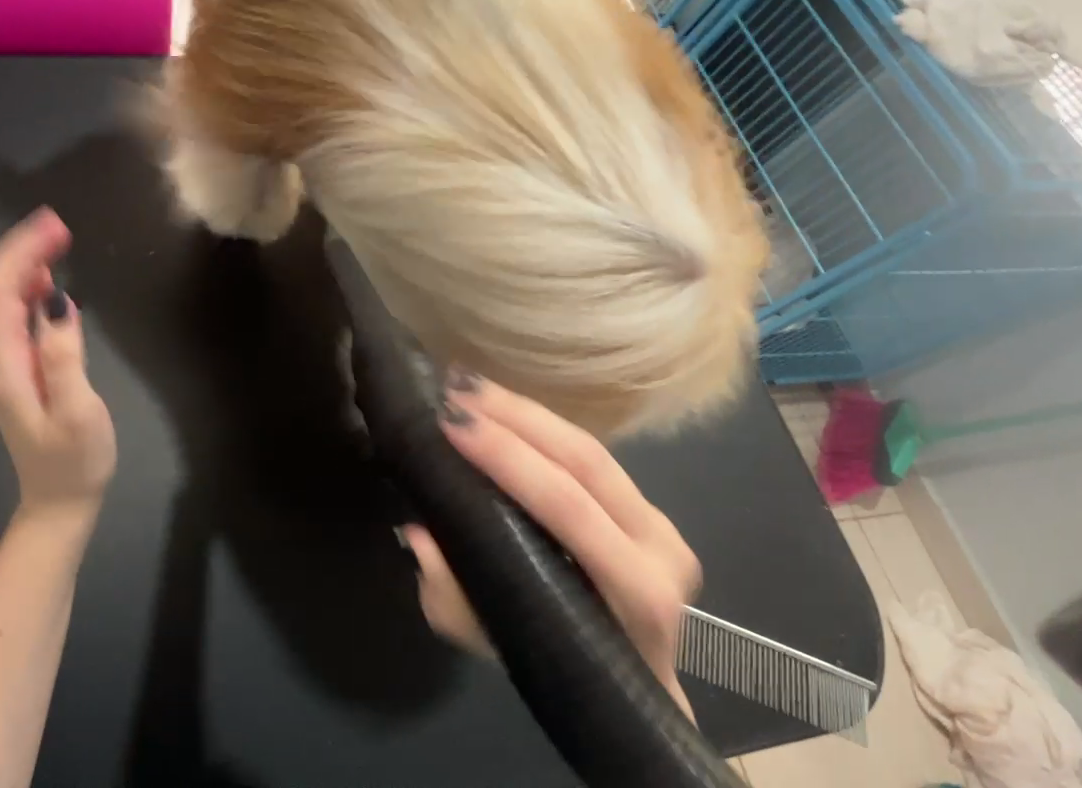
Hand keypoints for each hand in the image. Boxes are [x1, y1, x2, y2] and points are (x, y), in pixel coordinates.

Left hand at [0, 208, 115, 517]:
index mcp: (6, 365)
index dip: (19, 254)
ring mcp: (5, 365)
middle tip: (57, 225)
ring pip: (1, 301)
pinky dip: (28, 289)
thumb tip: (55, 302)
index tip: (53, 227)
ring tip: (56, 241)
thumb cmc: (74, 462)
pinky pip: (14, 317)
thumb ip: (64, 357)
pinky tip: (46, 281)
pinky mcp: (19, 371)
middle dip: (19, 251)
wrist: (58, 505)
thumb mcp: (77, 412)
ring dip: (23, 266)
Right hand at [402, 374, 700, 716]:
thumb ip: (454, 599)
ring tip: (468, 386)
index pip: (569, 507)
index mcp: (636, 594)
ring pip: (591, 448)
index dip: (508, 459)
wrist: (635, 694)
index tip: (451, 425)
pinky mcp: (651, 508)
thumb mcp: (498, 646)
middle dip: (512, 419)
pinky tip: (500, 407)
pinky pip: (592, 455)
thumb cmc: (562, 671)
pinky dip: (540, 425)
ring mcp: (663, 524)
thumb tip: (418, 533)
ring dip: (524, 411)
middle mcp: (662, 550)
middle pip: (585, 462)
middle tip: (452, 392)